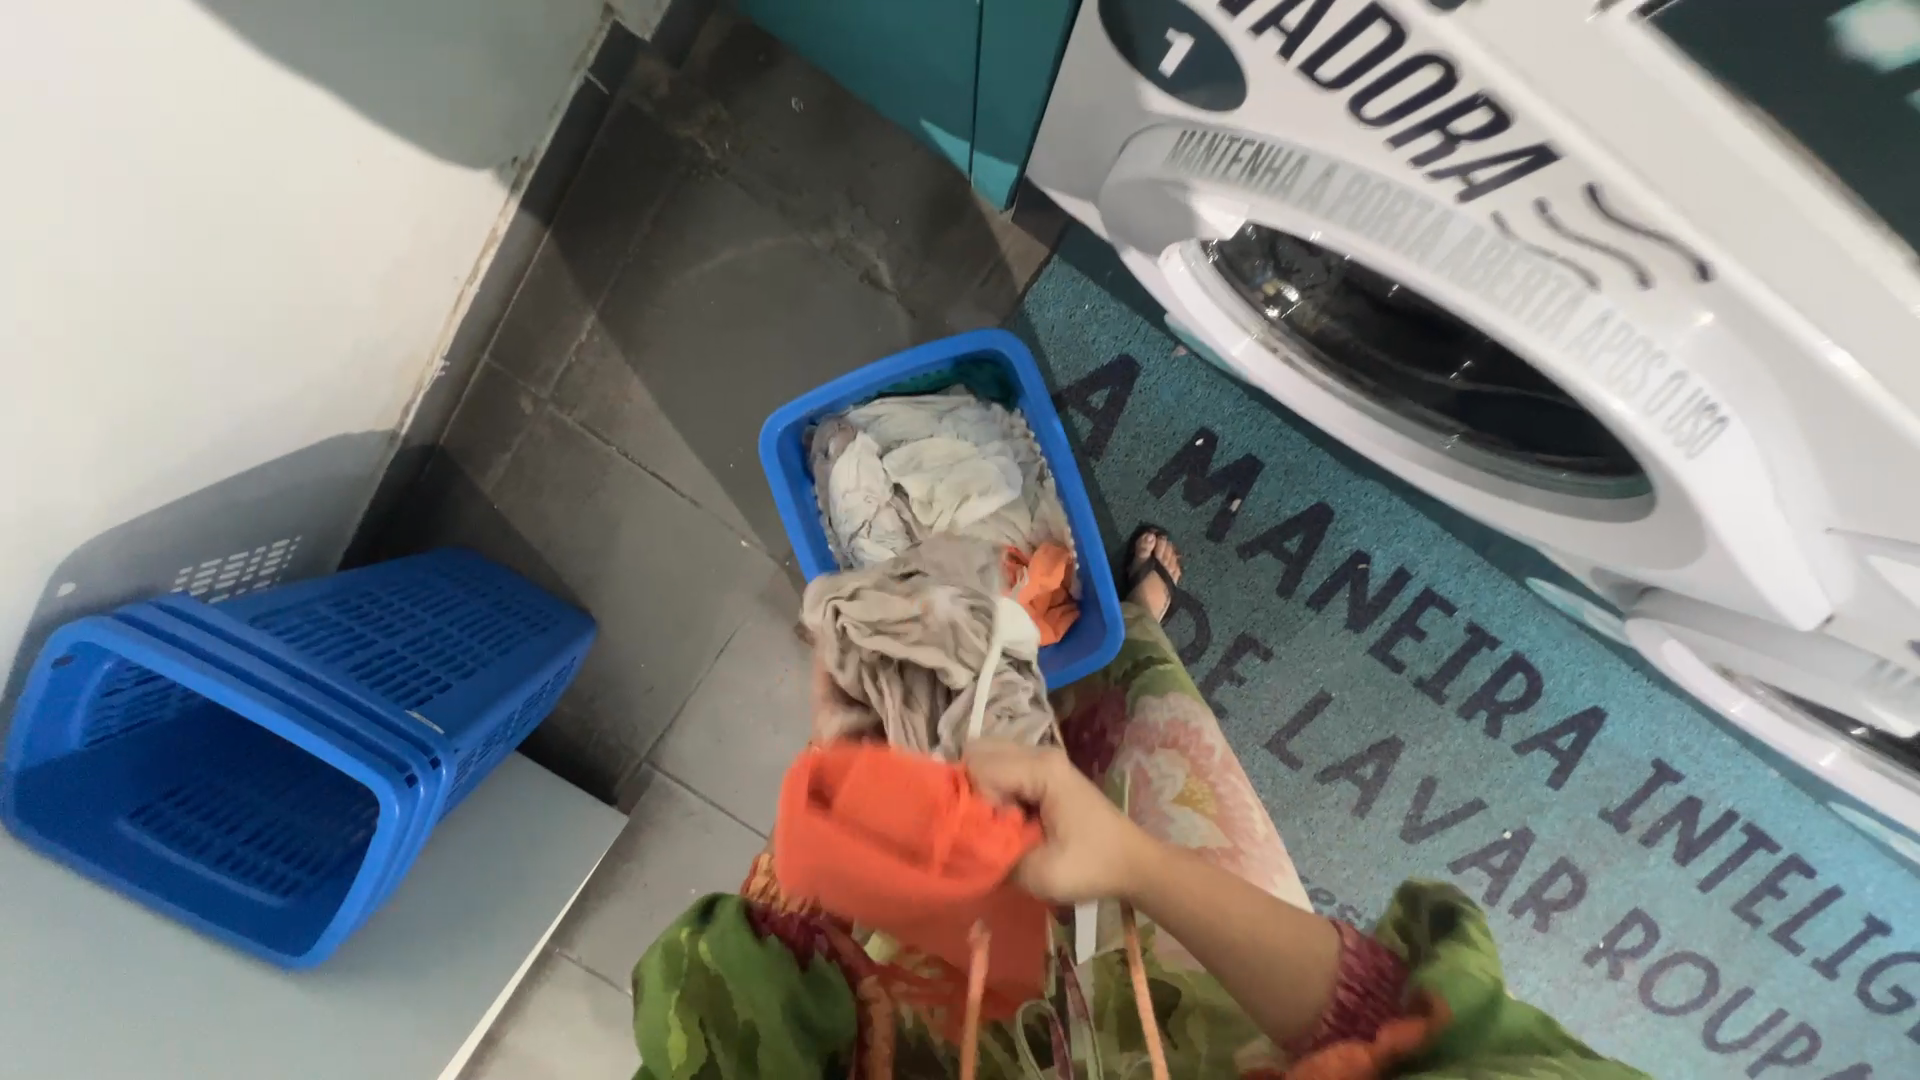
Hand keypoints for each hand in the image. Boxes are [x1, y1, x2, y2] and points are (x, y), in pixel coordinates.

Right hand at [964, 741, 1160, 903]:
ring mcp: (1040, 756)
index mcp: (1042, 769)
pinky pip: (999, 766)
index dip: (976, 803)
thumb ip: (996, 857)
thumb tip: (963, 845)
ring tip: (998, 822)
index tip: (994, 834)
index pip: (980, 768)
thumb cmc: (1092, 867)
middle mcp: (1039, 752)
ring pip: (985, 756)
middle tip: (988, 825)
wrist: (1132, 863)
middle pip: (978, 752)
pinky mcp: (1040, 768)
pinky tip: (1007, 817)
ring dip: (981, 789)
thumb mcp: (1042, 874)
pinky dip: (992, 789)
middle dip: (971, 789)